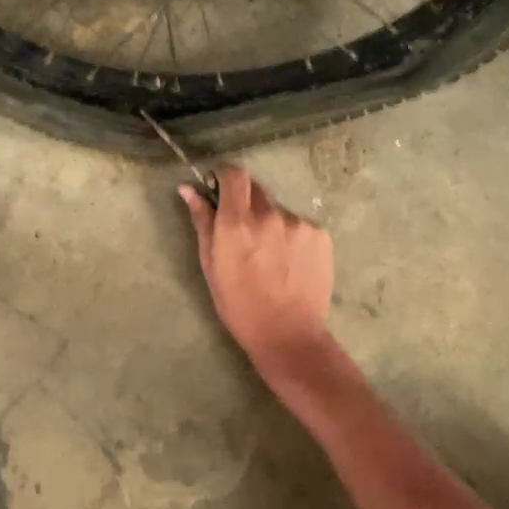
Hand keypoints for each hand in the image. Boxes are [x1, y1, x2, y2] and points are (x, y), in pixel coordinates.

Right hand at [179, 165, 335, 378]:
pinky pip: (298, 224)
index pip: (234, 174)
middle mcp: (269, 214)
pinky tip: (289, 262)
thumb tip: (188, 189)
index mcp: (237, 222)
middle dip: (246, 204)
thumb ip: (202, 222)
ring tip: (270, 256)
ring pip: (277, 210)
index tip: (221, 191)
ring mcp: (298, 223)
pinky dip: (291, 236)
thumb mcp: (211, 265)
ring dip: (270, 223)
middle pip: (256, 190)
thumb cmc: (239, 304)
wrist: (288, 334)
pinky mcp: (320, 234)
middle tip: (244, 234)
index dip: (226, 177)